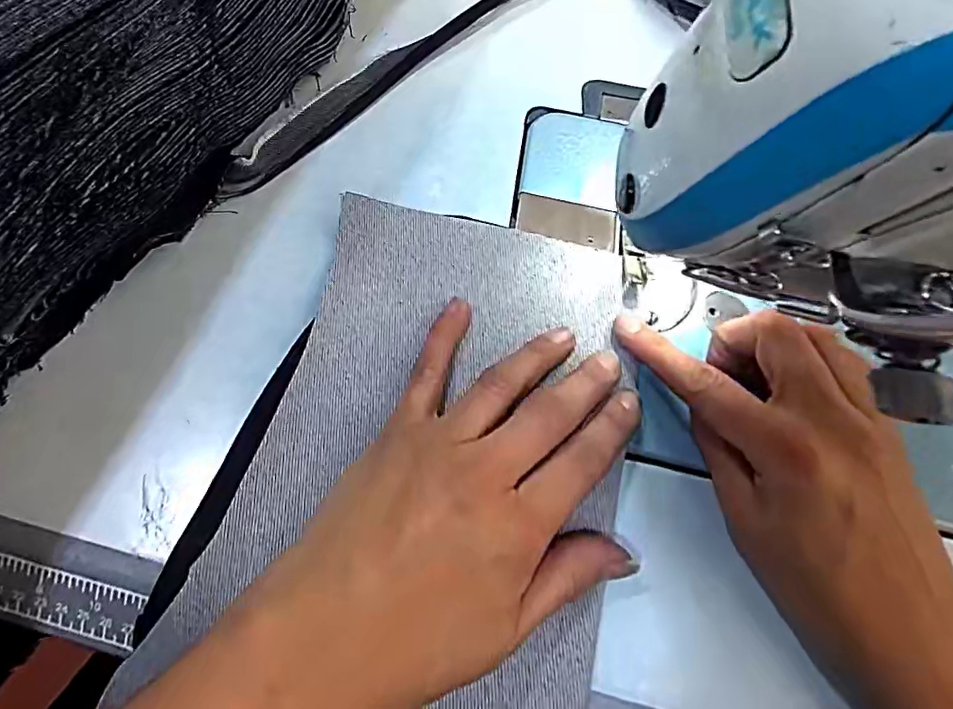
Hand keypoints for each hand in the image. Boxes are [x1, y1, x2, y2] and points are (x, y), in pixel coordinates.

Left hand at [133, 300, 640, 708]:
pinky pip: (426, 375)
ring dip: (536, 355)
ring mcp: (440, 443)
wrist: (323, 634)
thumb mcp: (506, 629)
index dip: (611, 427)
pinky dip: (443, 337)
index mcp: (518, 525)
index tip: (628, 400)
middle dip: (586, 383)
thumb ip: (566, 578)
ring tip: (562, 336)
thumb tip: (622, 551)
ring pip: (500, 385)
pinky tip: (458, 308)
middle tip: (608, 359)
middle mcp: (486, 472)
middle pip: (550, 415)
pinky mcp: (399, 431)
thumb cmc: (417, 642)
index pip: (581, 461)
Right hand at [614, 310, 952, 708]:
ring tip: (759, 380)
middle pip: (772, 331)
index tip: (633, 329)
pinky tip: (798, 391)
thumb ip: (718, 448)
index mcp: (786, 449)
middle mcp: (832, 417)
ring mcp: (868, 414)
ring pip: (813, 332)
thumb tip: (701, 403)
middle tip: (723, 377)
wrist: (913, 630)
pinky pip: (845, 360)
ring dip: (774, 341)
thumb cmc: (823, 592)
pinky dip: (811, 356)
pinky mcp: (888, 422)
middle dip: (733, 339)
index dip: (661, 351)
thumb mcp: (746, 522)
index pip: (708, 384)